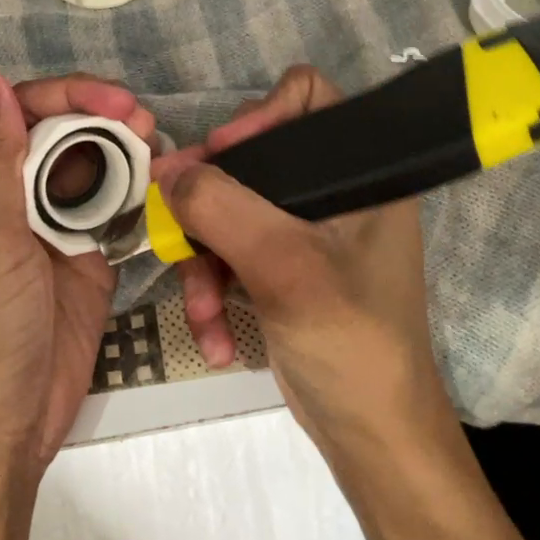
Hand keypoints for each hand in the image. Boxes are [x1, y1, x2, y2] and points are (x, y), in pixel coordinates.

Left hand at [0, 70, 155, 471]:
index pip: (20, 114)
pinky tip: (161, 181)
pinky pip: (113, 209)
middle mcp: (13, 195)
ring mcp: (53, 225)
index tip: (115, 102)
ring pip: (91, 167)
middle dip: (102, 120)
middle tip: (147, 125)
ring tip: (159, 146)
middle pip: (60, 134)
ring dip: (123, 151)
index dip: (67, 96)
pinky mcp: (86, 256)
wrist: (8, 421)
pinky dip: (136, 191)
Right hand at [154, 66, 539, 539]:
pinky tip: (214, 339)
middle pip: (252, 161)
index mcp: (360, 174)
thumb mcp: (286, 267)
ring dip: (204, 263)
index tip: (221, 156)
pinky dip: (214, 290)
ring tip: (202, 312)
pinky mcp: (283, 270)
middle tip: (176, 231)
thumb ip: (223, 208)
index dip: (260, 115)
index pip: (308, 99)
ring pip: (231, 213)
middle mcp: (334, 193)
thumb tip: (166, 171)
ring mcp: (306, 234)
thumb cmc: (352, 342)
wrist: (373, 440)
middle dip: (209, 207)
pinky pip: (231, 254)